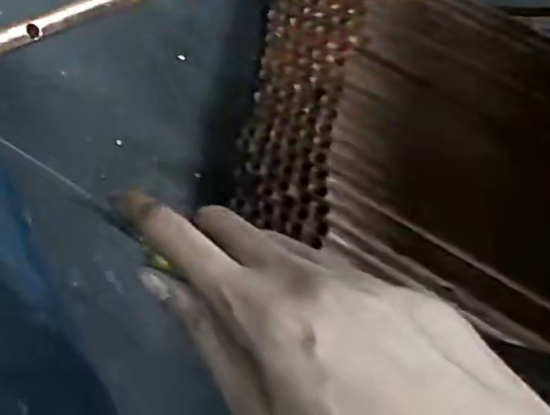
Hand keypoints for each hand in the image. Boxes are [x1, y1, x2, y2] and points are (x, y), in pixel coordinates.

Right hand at [122, 193, 549, 414]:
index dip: (143, 213)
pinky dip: (334, 292)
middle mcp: (308, 277)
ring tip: (299, 324)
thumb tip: (157, 281)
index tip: (125, 200)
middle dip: (208, 239)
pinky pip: (353, 274)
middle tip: (215, 279)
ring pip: (290, 245)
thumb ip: (208, 341)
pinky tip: (370, 349)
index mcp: (261, 310)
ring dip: (272, 266)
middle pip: (228, 221)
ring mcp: (369, 282)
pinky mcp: (424, 298)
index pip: (178, 235)